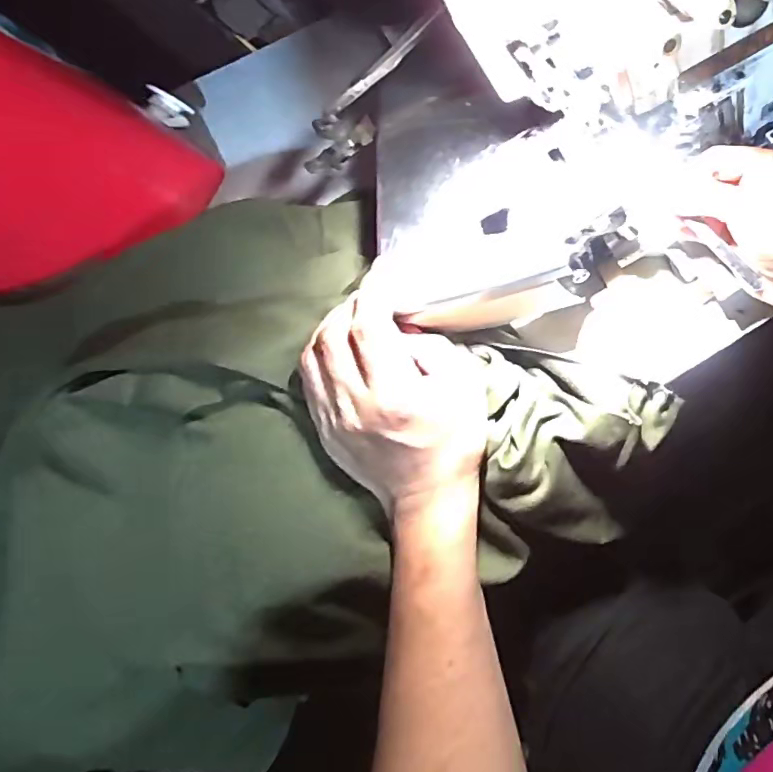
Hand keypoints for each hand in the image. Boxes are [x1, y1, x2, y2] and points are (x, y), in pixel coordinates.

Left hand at [300, 288, 492, 522]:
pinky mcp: (324, 430)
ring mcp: (333, 419)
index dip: (373, 293)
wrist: (428, 497)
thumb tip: (402, 328)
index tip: (382, 274)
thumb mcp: (463, 386)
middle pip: (332, 335)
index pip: (368, 327)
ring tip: (352, 318)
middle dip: (350, 306)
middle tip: (370, 297)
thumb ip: (432, 348)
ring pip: (312, 355)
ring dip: (329, 326)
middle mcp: (354, 404)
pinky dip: (320, 352)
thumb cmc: (455, 440)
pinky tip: (339, 347)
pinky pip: (308, 379)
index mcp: (393, 394)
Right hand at [674, 145, 772, 310]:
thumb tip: (671, 192)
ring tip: (678, 222)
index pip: (718, 158)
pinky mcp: (750, 232)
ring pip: (713, 204)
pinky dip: (703, 227)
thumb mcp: (738, 209)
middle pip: (713, 181)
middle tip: (671, 208)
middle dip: (691, 196)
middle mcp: (764, 182)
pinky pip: (720, 223)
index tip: (670, 191)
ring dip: (694, 213)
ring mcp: (756, 209)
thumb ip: (700, 196)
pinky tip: (687, 231)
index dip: (692, 174)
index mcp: (770, 164)